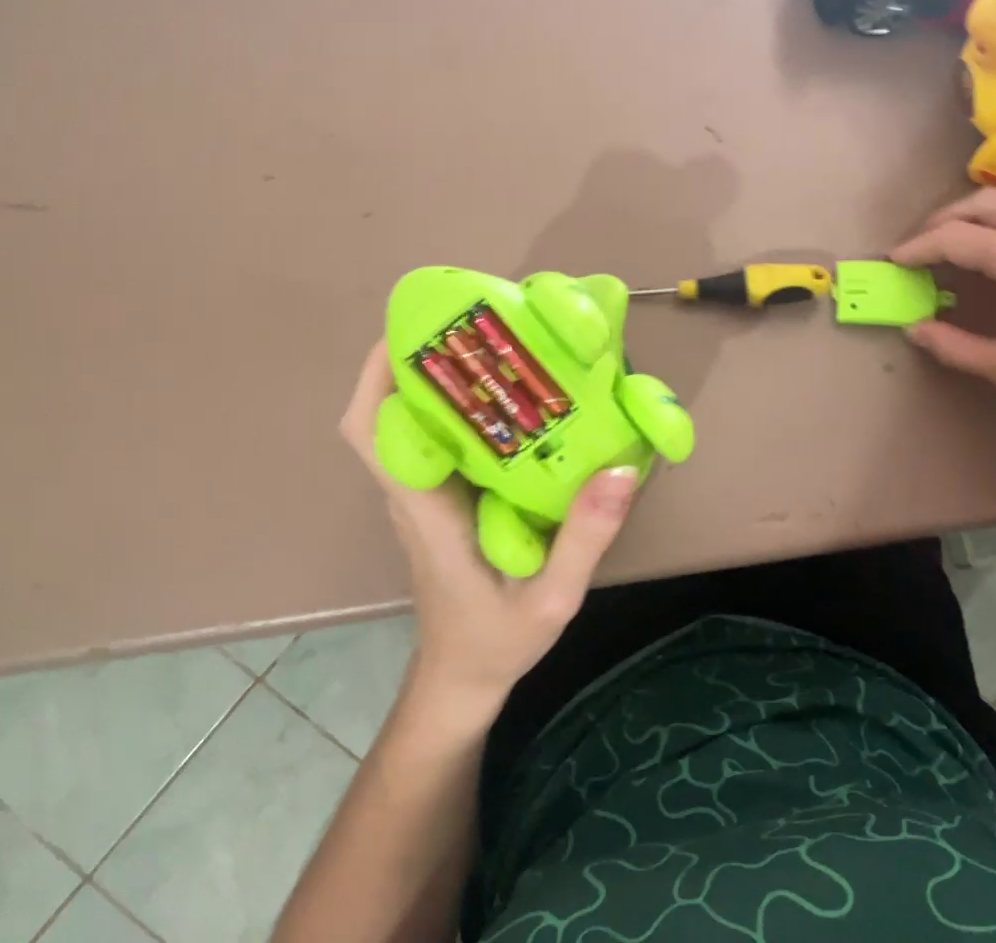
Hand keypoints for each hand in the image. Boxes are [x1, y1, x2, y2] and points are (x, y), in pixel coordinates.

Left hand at [338, 339, 636, 711]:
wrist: (463, 676)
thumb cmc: (495, 641)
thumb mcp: (551, 598)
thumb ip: (584, 539)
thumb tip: (621, 467)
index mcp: (426, 510)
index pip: (374, 434)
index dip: (379, 375)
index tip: (417, 327)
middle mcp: (416, 492)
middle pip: (391, 411)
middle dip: (422, 357)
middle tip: (482, 320)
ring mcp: (427, 496)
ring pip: (416, 422)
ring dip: (444, 378)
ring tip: (504, 344)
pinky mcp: (444, 501)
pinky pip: (444, 441)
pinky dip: (466, 409)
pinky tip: (517, 398)